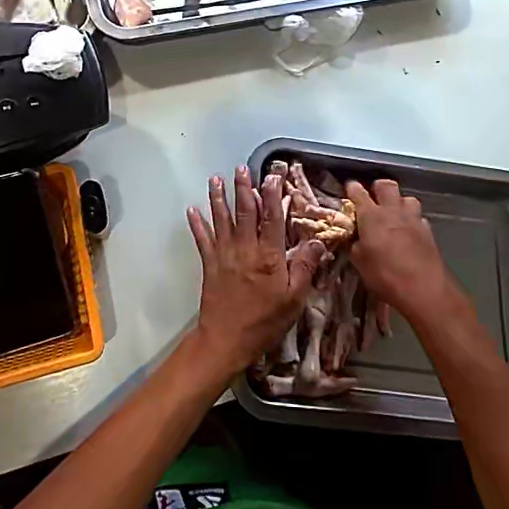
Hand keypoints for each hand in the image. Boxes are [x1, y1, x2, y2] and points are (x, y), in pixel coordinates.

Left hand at [187, 167, 326, 373]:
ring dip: (218, 199)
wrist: (227, 339)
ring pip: (221, 221)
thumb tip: (317, 242)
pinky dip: (197, 224)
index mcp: (269, 257)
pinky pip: (202, 239)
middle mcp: (246, 250)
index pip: (273, 219)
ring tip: (215, 179)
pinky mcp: (209, 264)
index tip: (272, 177)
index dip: (273, 196)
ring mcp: (225, 256)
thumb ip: (305, 268)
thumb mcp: (294, 299)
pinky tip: (192, 210)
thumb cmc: (265, 321)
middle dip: (243, 189)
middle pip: (245, 213)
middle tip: (241, 168)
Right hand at [347, 180, 469, 329]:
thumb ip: (355, 244)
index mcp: (371, 216)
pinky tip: (408, 232)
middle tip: (373, 198)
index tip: (349, 189)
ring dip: (399, 202)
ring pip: (407, 198)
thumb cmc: (385, 275)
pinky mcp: (428, 231)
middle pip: (387, 185)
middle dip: (378, 188)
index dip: (352, 188)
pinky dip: (412, 220)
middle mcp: (393, 211)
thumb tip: (356, 239)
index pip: (358, 192)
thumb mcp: (359, 262)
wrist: (424, 288)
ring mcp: (413, 219)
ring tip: (394, 214)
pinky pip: (419, 217)